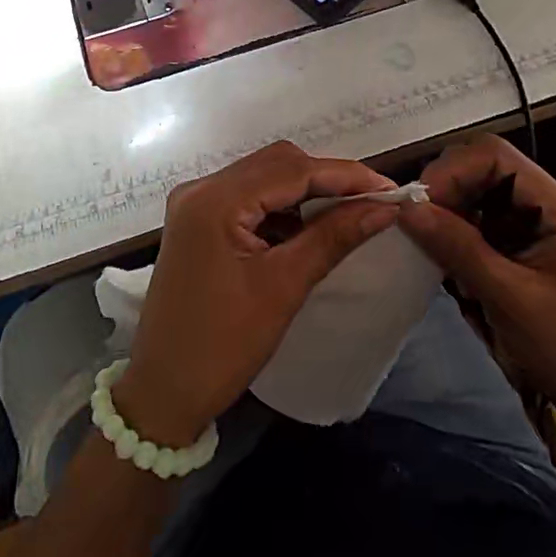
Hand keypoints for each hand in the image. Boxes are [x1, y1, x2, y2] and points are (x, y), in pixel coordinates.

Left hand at [117, 142, 399, 446]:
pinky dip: (282, 209)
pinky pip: (249, 200)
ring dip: (306, 192)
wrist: (165, 391)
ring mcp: (195, 206)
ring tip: (348, 215)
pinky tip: (309, 229)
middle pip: (277, 165)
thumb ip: (334, 237)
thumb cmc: (224, 345)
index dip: (346, 176)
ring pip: (264, 179)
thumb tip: (383, 207)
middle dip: (327, 180)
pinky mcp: (198, 224)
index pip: (292, 170)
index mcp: (215, 201)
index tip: (390, 190)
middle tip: (372, 203)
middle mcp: (200, 190)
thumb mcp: (284, 286)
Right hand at [397, 135, 555, 417]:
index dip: (452, 171)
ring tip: (427, 243)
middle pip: (485, 169)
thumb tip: (408, 209)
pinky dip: (456, 234)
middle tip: (416, 224)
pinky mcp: (522, 245)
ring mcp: (536, 224)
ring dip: (448, 213)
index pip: (497, 158)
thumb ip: (458, 248)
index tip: (419, 204)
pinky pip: (480, 222)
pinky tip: (443, 258)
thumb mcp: (507, 298)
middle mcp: (549, 205)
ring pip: (478, 194)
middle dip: (447, 190)